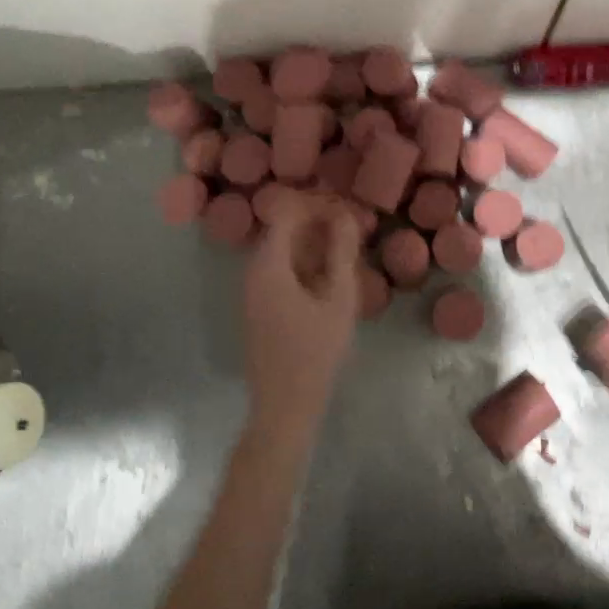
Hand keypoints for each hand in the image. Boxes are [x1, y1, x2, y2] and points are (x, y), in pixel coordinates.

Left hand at [241, 194, 360, 432]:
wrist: (285, 405)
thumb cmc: (315, 351)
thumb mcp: (338, 298)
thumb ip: (342, 252)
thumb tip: (345, 215)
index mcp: (268, 265)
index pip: (288, 212)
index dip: (317, 203)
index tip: (348, 208)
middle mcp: (254, 271)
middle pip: (283, 229)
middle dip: (318, 220)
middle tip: (355, 225)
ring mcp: (253, 290)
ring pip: (283, 250)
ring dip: (314, 242)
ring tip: (349, 246)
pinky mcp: (260, 307)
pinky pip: (281, 270)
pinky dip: (305, 262)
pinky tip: (331, 274)